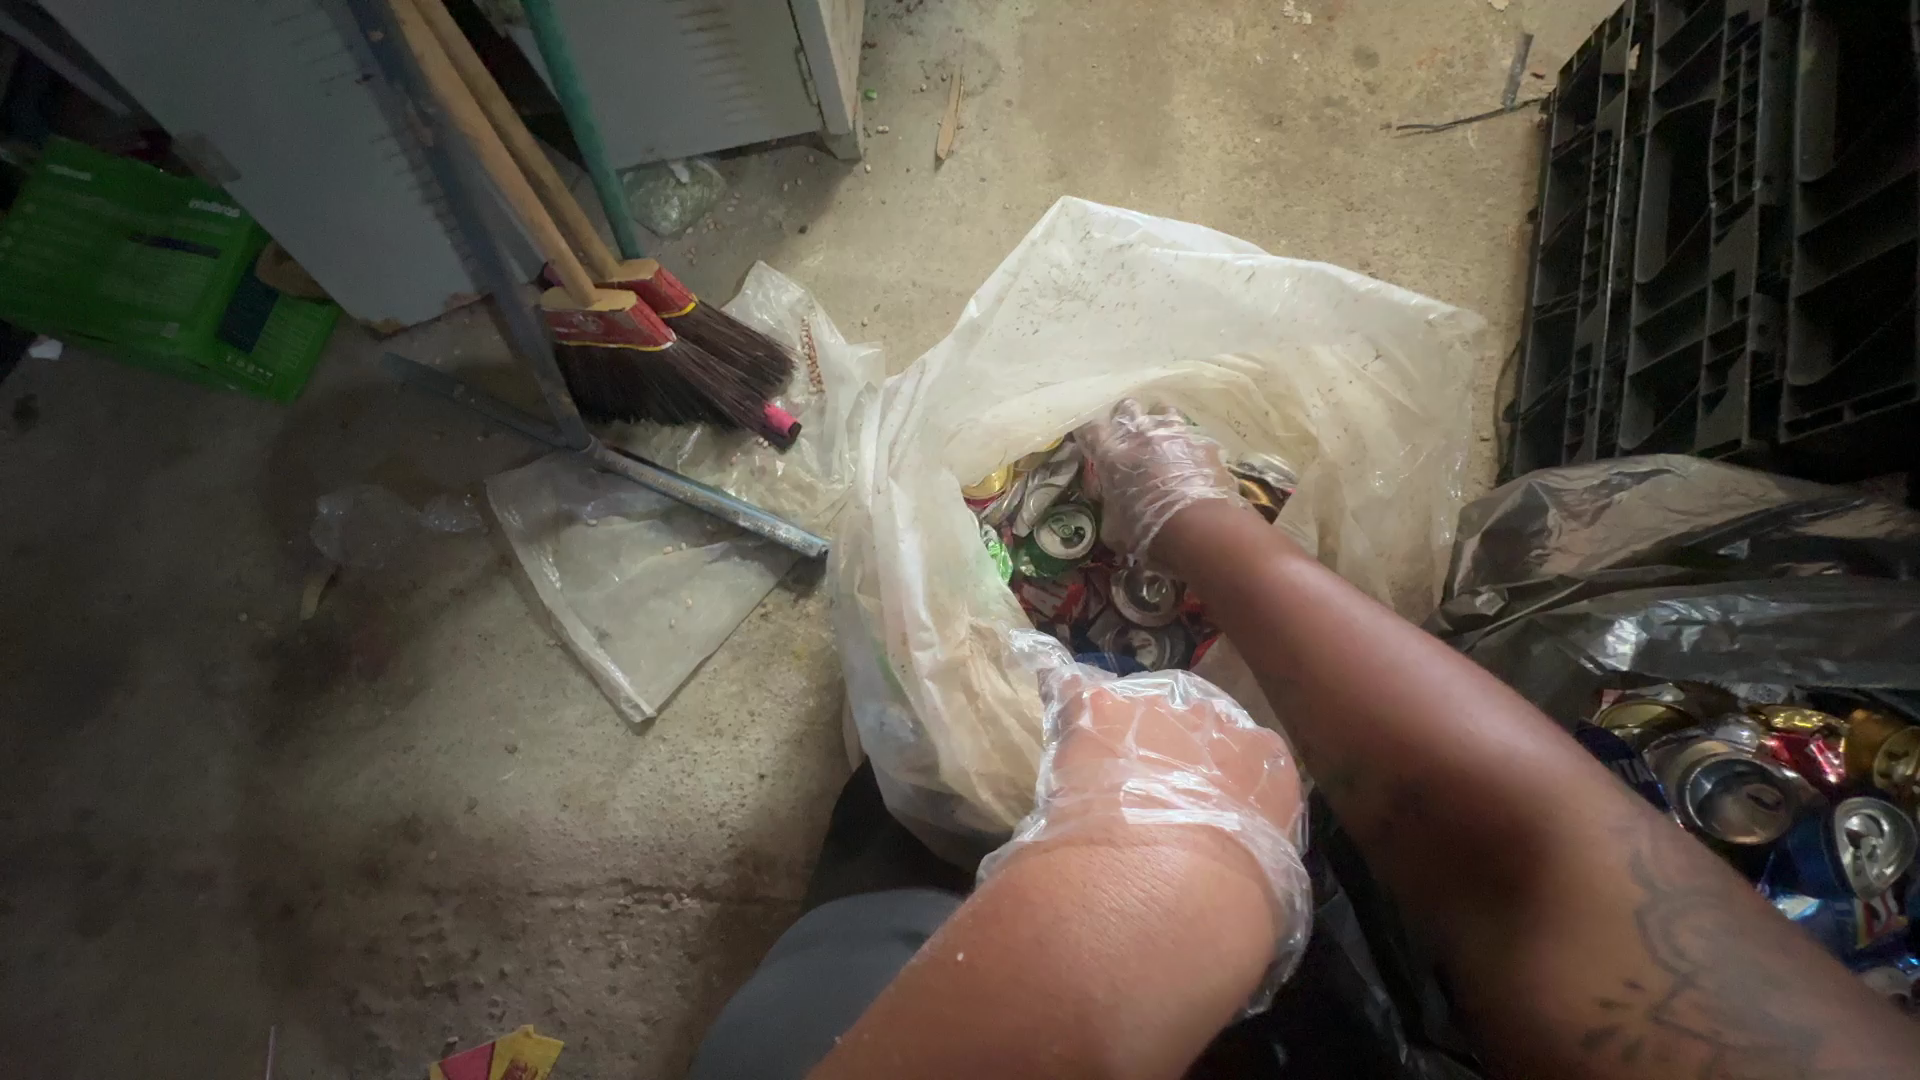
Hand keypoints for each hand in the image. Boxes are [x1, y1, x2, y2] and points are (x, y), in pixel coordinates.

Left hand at [983, 636, 1312, 995]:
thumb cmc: (1228, 909)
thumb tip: (1223, 867)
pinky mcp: (1097, 708)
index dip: (1219, 779)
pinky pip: (1075, 691)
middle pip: (1188, 724)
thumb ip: (1248, 856)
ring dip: (1117, 738)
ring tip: (1094, 779)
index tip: (1201, 807)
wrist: (1163, 887)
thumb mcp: (1264, 890)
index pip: (1248, 754)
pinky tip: (1056, 709)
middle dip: (1168, 752)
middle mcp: (1212, 720)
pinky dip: (1066, 702)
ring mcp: (1152, 708)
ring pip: (1132, 712)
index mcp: (1265, 763)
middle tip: (1143, 798)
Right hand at [1076, 399, 1249, 563]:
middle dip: (1126, 419)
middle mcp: (1140, 435)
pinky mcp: (1203, 442)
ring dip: (1160, 422)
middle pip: (1127, 407)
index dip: (1090, 435)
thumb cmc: (1145, 530)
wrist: (1196, 529)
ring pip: (1163, 410)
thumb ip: (1110, 508)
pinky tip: (1192, 460)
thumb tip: (1113, 508)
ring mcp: (1174, 433)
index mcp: (1110, 455)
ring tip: (1163, 440)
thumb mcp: (1113, 527)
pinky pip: (1193, 435)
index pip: (1090, 429)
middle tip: (1129, 438)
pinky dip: (1189, 445)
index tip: (1092, 443)